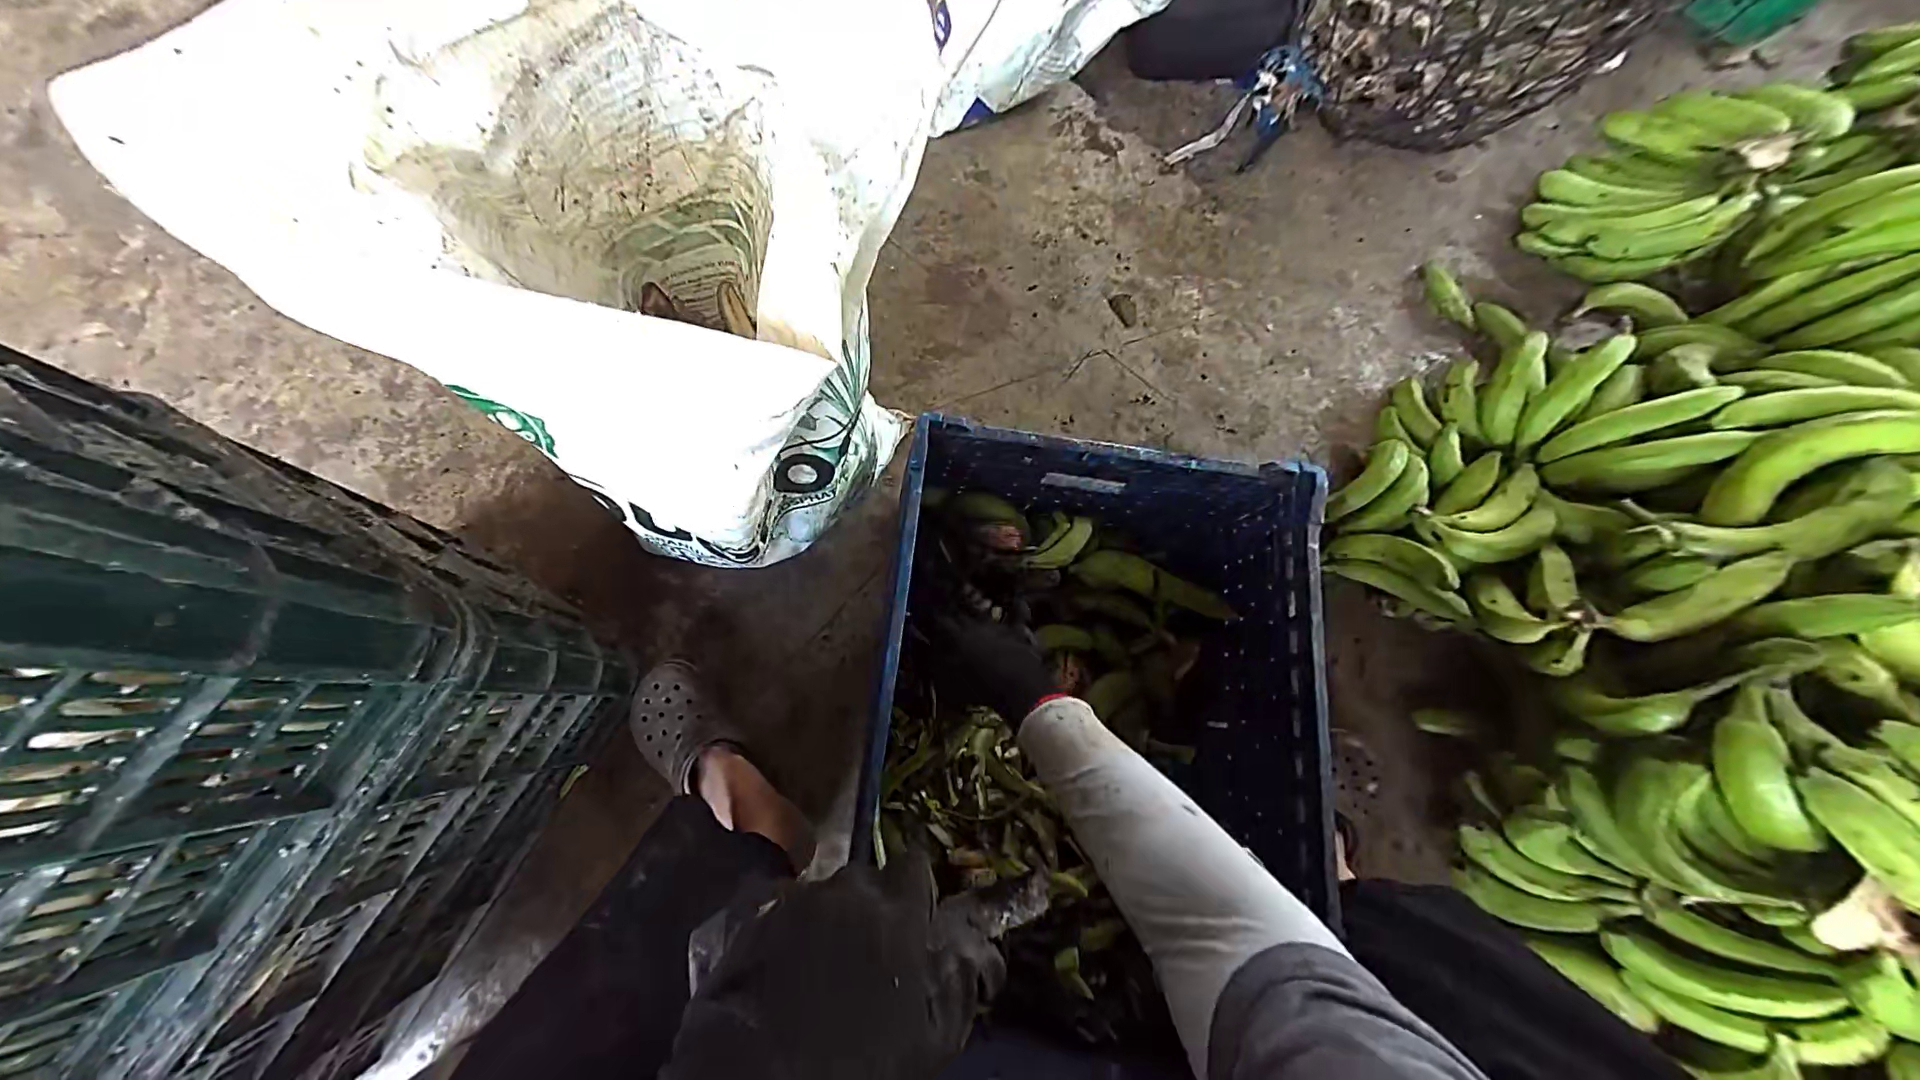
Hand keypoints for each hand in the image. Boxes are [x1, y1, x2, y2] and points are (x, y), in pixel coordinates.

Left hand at [664, 849, 1001, 1079]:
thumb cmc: (862, 1066)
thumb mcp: (931, 1041)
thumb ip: (959, 983)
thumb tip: (972, 949)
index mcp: (899, 911)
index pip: (915, 863)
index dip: (915, 887)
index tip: (911, 915)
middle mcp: (852, 889)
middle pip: (868, 878)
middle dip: (870, 904)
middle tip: (862, 949)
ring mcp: (801, 896)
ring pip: (824, 891)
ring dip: (827, 915)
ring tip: (815, 962)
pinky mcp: (757, 911)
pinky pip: (781, 903)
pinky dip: (785, 922)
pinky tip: (779, 961)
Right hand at [922, 614, 1057, 728]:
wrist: (1016, 686)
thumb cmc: (976, 687)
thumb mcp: (944, 678)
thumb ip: (928, 657)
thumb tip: (915, 639)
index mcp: (953, 634)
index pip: (935, 619)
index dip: (926, 615)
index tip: (919, 612)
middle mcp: (972, 624)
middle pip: (957, 612)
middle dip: (947, 608)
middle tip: (940, 604)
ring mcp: (996, 626)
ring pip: (982, 611)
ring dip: (974, 608)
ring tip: (968, 604)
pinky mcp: (1016, 632)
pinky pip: (1017, 615)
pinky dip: (1018, 609)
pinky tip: (1018, 601)